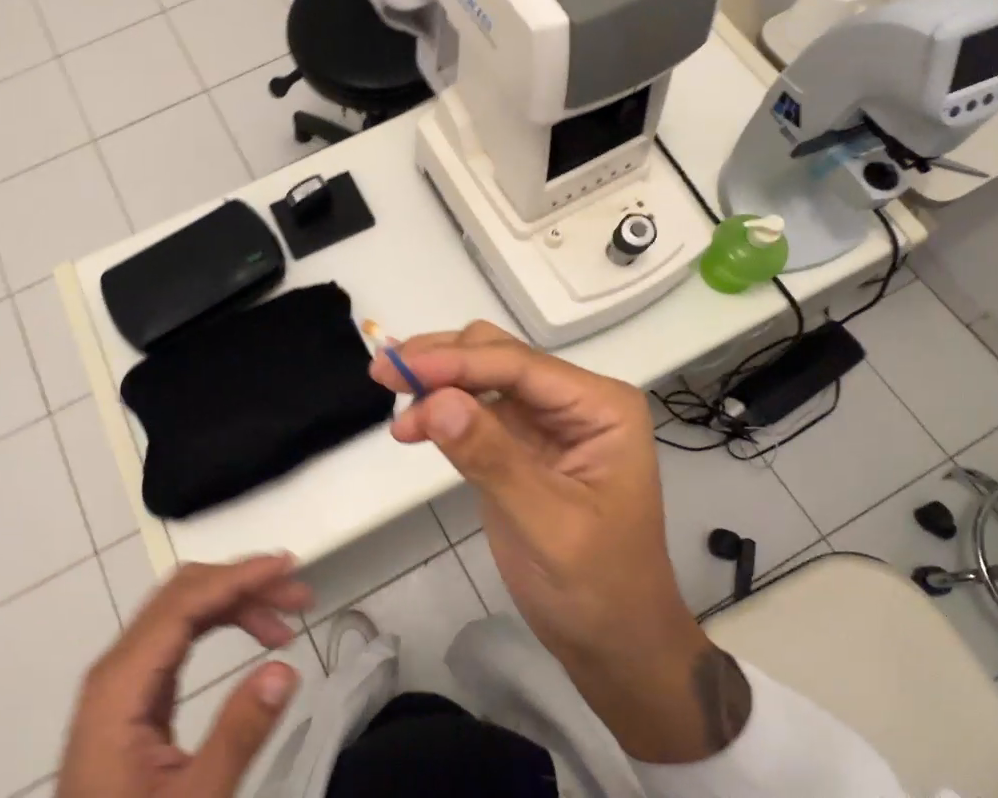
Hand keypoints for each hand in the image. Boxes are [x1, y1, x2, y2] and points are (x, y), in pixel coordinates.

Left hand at [57, 555, 311, 796]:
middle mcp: (116, 669)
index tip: (286, 566)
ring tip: (288, 619)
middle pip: (182, 595)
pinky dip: (219, 625)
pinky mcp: (132, 697)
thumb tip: (286, 669)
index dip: (237, 577)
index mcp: (121, 684)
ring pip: (181, 612)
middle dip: (243, 584)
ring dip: (235, 602)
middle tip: (300, 597)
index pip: (183, 602)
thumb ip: (237, 735)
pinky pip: (178, 638)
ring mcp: (122, 681)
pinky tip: (253, 635)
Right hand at [370, 321, 749, 763]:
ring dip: (436, 381)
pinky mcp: (518, 446)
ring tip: (391, 400)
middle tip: (384, 376)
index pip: (519, 364)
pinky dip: (440, 410)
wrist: (613, 642)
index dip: (456, 361)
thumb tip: (435, 401)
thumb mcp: (548, 525)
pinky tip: (411, 426)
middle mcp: (574, 401)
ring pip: (481, 375)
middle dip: (442, 361)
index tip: (397, 370)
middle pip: (497, 356)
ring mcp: (545, 422)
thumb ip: (493, 459)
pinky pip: (474, 410)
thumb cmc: (598, 587)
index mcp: (601, 407)